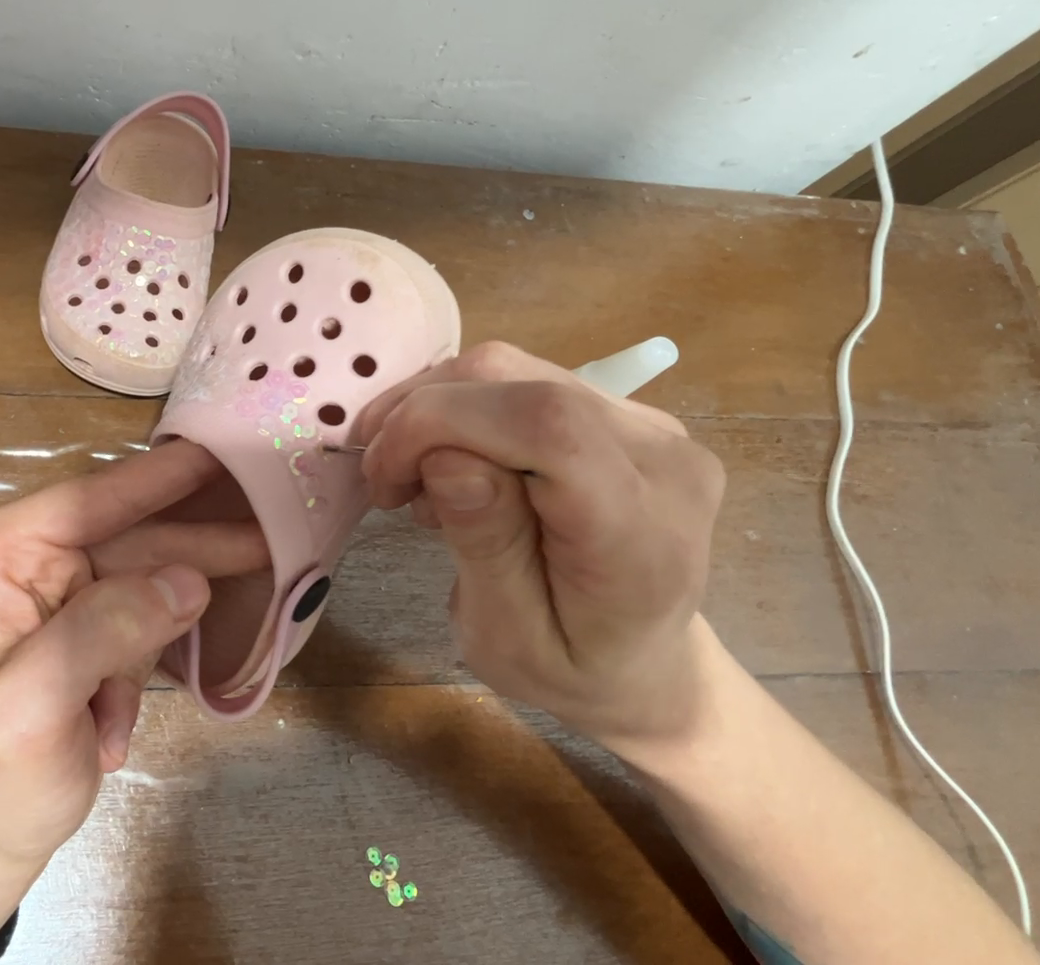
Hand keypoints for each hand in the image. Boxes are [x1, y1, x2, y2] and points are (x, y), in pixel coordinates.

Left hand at [0, 441, 266, 961]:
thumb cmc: (0, 775)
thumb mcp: (36, 707)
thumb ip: (102, 632)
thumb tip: (188, 581)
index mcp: (4, 551)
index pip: (94, 498)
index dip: (164, 474)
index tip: (227, 449)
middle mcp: (31, 552)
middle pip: (133, 529)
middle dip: (202, 533)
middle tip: (278, 519)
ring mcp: (61, 583)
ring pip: (150, 563)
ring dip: (195, 588)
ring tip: (271, 561)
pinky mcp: (89, 616)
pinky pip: (148, 602)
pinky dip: (172, 632)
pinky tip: (188, 655)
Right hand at [356, 342, 726, 753]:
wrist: (644, 662)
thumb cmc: (572, 670)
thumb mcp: (508, 641)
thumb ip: (487, 548)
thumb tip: (445, 458)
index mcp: (643, 530)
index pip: (546, 427)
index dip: (441, 423)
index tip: (381, 475)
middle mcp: (660, 455)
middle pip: (517, 381)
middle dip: (421, 413)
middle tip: (379, 479)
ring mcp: (646, 423)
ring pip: (508, 369)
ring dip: (431, 408)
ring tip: (406, 475)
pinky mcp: (618, 411)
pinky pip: (517, 380)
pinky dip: (457, 408)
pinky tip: (443, 460)